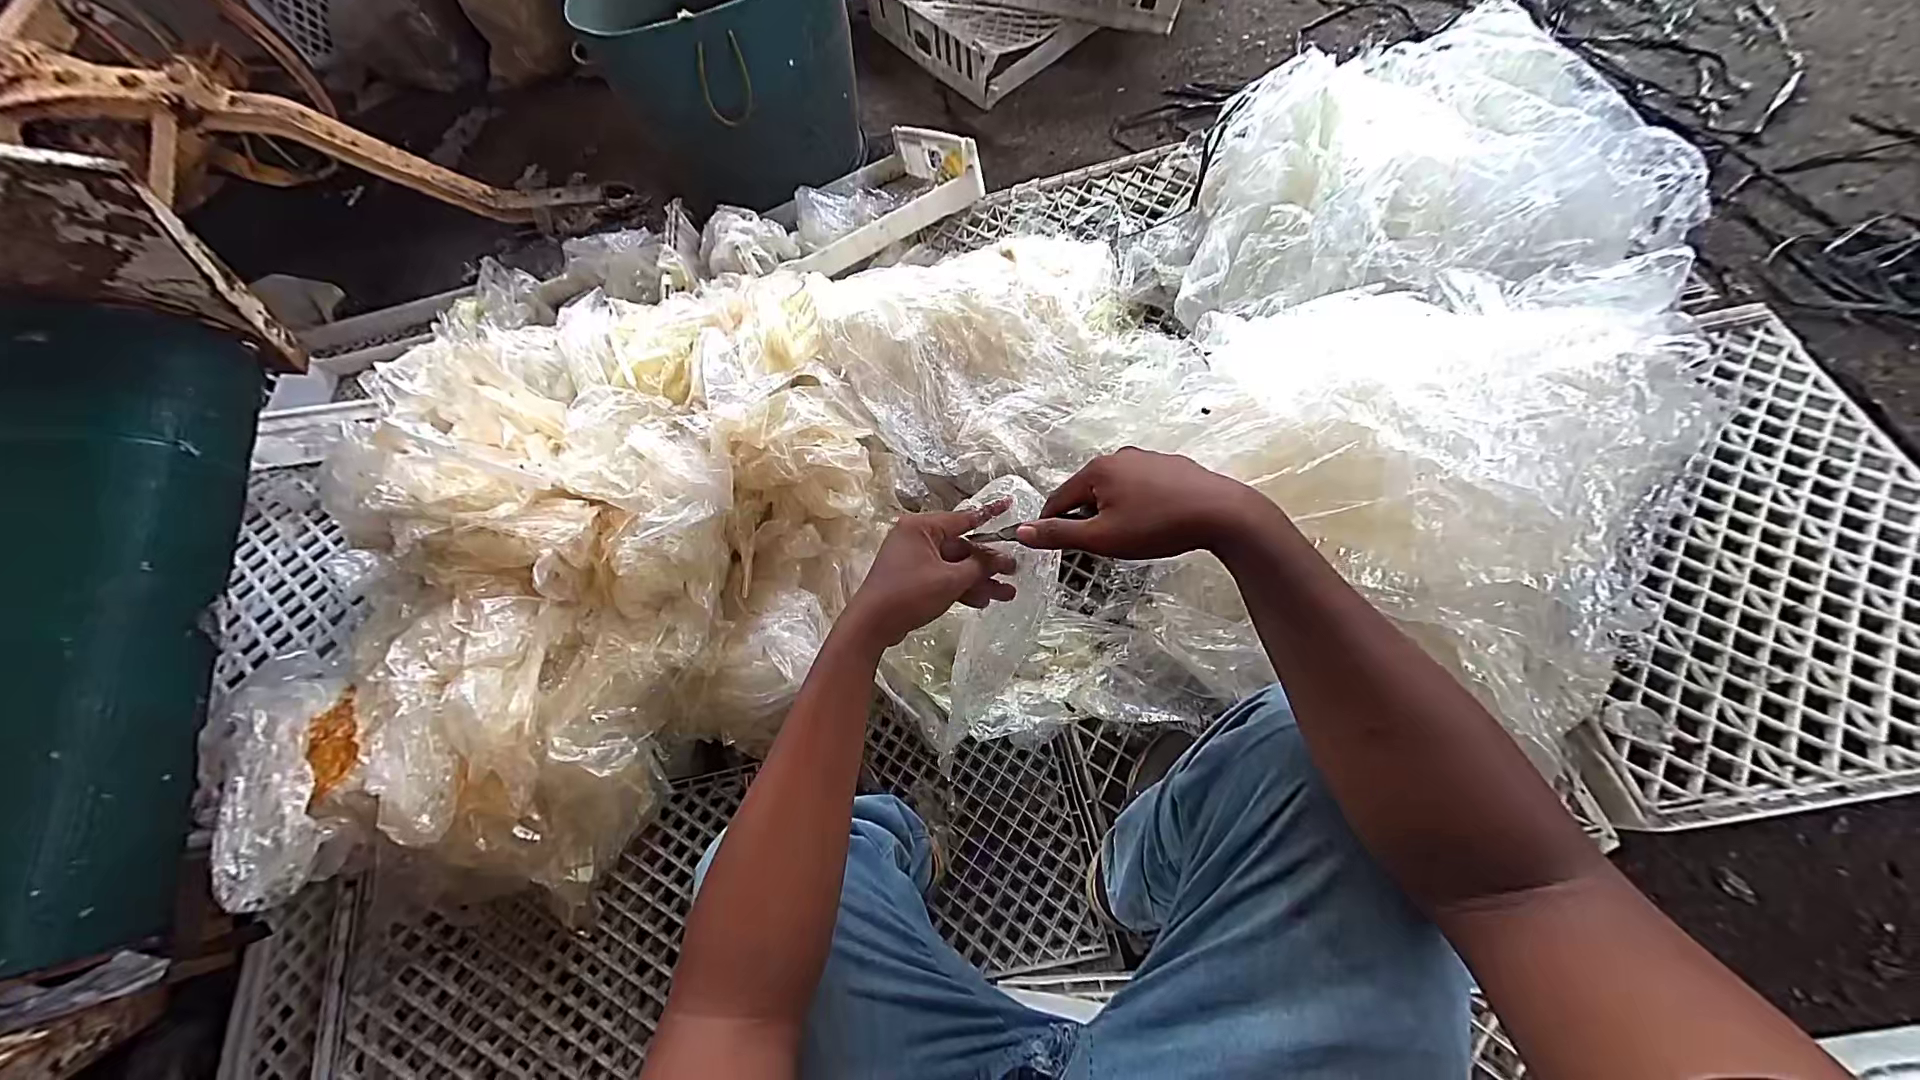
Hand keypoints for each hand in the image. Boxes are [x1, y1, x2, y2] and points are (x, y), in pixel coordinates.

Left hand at [839, 499, 1018, 649]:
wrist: (871, 626)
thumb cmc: (909, 594)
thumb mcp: (950, 580)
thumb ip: (980, 566)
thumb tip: (1004, 558)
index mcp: (921, 527)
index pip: (964, 518)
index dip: (990, 514)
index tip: (1010, 504)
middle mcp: (917, 537)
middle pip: (961, 546)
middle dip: (987, 564)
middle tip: (1014, 572)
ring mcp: (914, 559)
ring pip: (954, 565)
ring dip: (978, 580)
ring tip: (1006, 595)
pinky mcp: (913, 578)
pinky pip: (943, 577)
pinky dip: (960, 587)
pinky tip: (983, 601)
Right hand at [1015, 448, 1265, 559]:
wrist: (1222, 514)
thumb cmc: (1158, 526)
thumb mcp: (1102, 538)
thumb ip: (1059, 535)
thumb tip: (1022, 532)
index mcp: (1097, 470)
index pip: (1058, 499)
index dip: (1051, 523)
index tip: (1051, 544)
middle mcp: (1120, 456)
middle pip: (1087, 491)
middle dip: (1086, 517)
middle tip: (1098, 544)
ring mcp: (1148, 458)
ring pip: (1116, 488)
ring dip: (1112, 510)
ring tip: (1128, 535)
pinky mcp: (1172, 466)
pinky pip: (1142, 486)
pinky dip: (1138, 502)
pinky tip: (1154, 521)